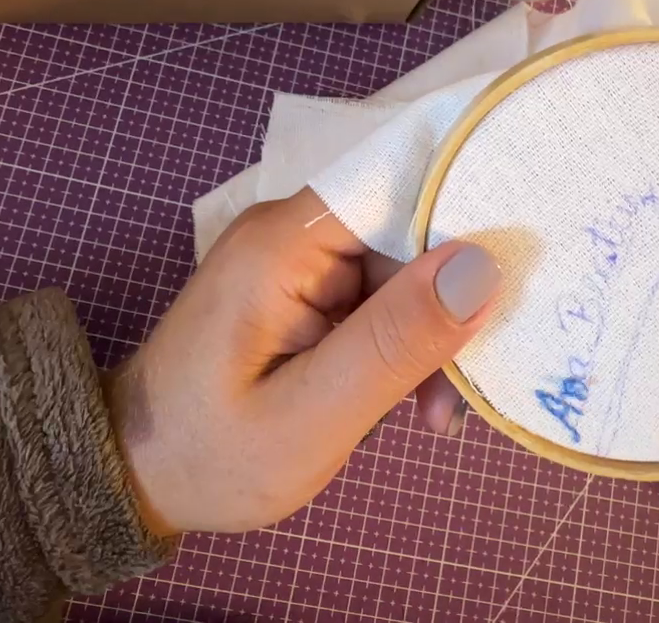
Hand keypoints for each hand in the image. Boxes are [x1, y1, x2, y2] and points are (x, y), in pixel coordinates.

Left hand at [105, 189, 501, 534]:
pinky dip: (402, 343)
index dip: (461, 204)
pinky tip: (411, 399)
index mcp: (285, 240)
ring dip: (429, 335)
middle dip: (448, 301)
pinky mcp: (303, 290)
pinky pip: (376, 297)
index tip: (522, 255)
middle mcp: (293, 231)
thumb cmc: (212, 454)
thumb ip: (395, 341)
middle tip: (471, 381)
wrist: (136, 475)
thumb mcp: (312, 416)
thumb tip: (480, 265)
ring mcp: (298, 260)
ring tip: (437, 411)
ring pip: (399, 270)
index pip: (393, 182)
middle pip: (404, 232)